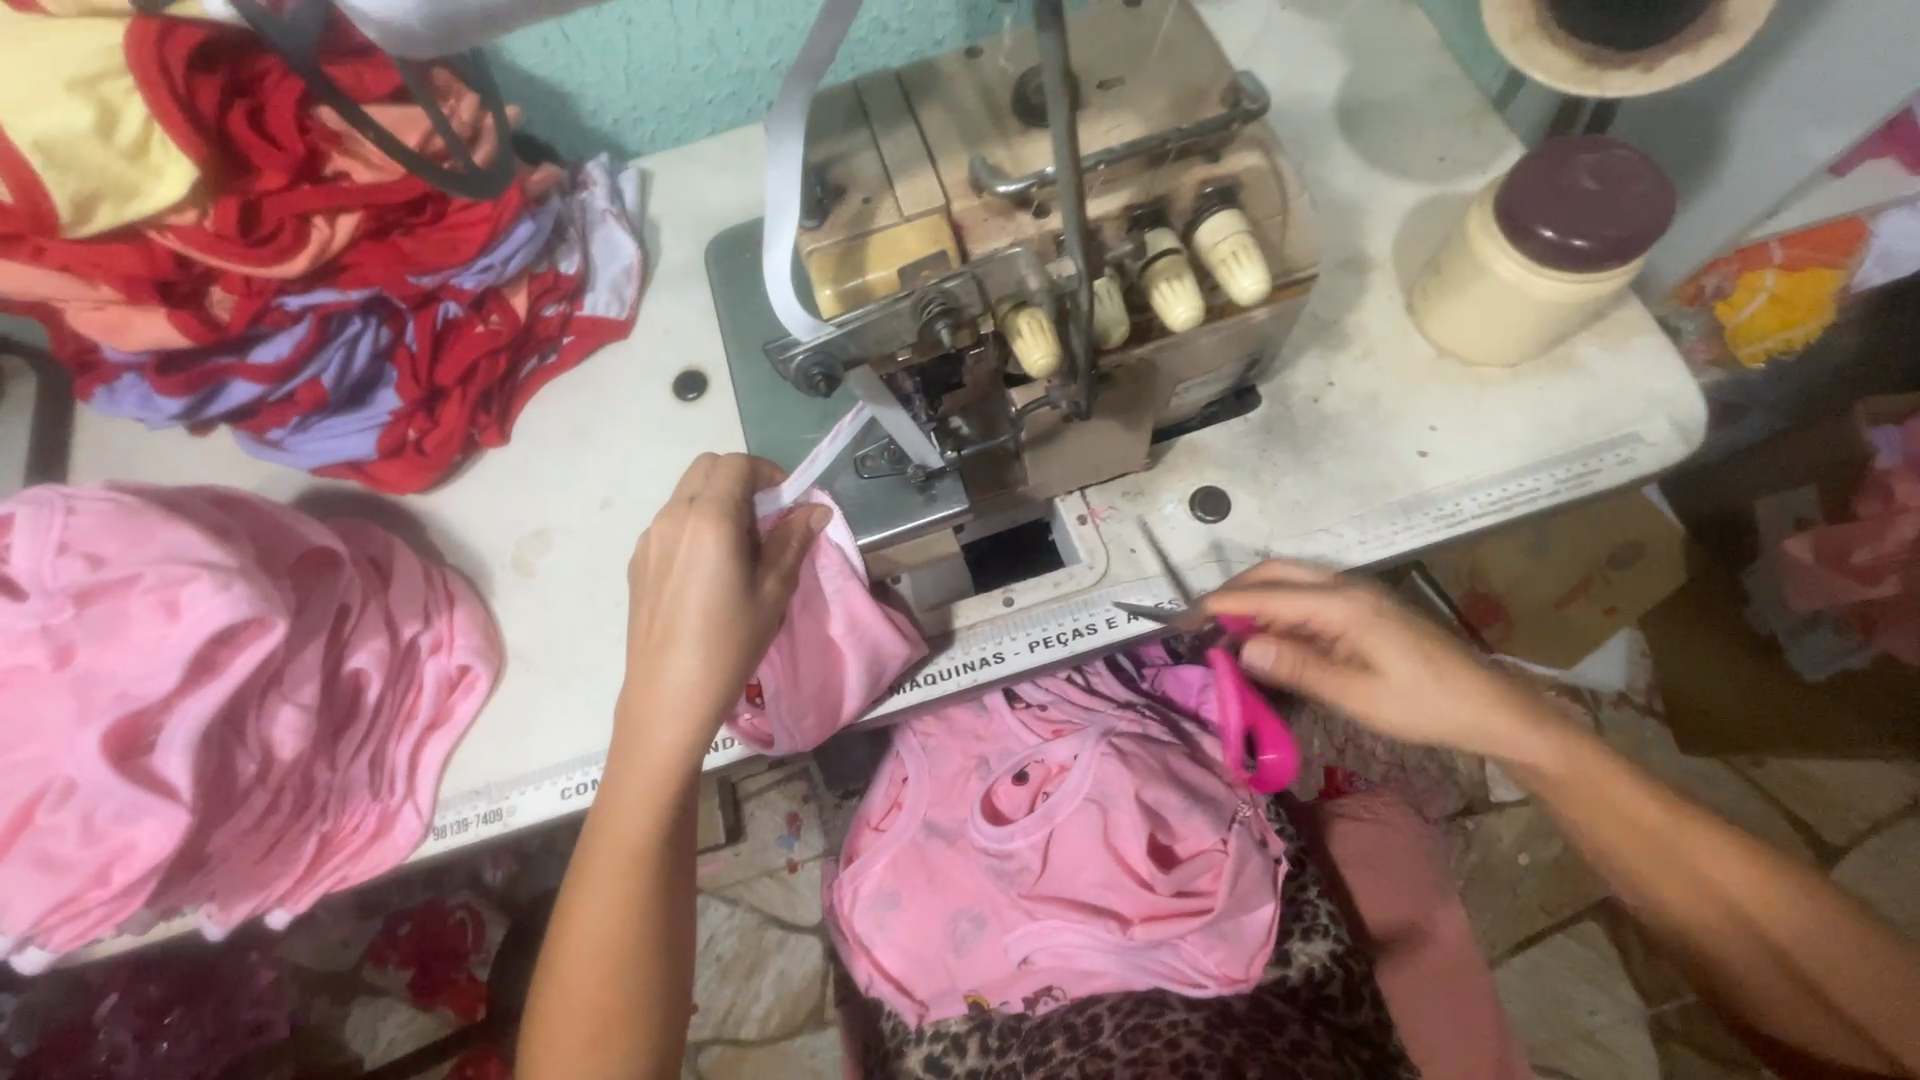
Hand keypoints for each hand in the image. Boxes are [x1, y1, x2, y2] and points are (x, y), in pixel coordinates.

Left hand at [617, 453, 826, 764]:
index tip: (787, 503)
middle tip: (767, 520)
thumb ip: (792, 541)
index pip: (736, 464)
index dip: (767, 473)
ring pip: (686, 495)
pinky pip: (671, 524)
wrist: (669, 695)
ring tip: (741, 551)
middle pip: (706, 468)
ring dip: (718, 503)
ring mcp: (649, 540)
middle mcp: (672, 518)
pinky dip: (697, 526)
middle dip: (741, 481)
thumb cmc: (729, 643)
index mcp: (708, 520)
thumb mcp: (773, 592)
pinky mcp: (638, 563)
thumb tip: (816, 509)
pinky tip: (711, 573)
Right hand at [1203, 560, 1562, 761]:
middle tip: (1202, 621)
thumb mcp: (1358, 695)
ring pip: (1292, 581)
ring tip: (1227, 631)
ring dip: (1256, 599)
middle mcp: (1348, 587)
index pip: (1268, 595)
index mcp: (1344, 605)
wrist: (1491, 708)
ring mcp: (1358, 595)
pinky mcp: (1364, 609)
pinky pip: (1308, 597)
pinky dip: (1278, 609)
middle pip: (1276, 572)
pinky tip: (1269, 636)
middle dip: (1235, 591)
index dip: (1224, 605)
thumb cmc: (1425, 706)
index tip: (1187, 617)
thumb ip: (1298, 666)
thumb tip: (1243, 646)